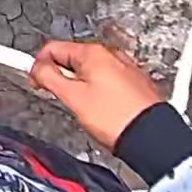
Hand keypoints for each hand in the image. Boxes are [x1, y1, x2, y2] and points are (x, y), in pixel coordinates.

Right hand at [28, 40, 163, 149]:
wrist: (156, 142)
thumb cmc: (117, 119)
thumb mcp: (72, 98)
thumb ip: (48, 77)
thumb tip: (35, 67)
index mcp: (93, 53)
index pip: (52, 48)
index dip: (39, 65)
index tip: (36, 82)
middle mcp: (111, 55)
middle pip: (71, 59)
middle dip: (62, 77)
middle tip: (64, 99)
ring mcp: (126, 69)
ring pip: (89, 72)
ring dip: (80, 86)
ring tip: (86, 109)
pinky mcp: (136, 84)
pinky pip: (107, 81)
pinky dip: (99, 92)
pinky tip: (103, 110)